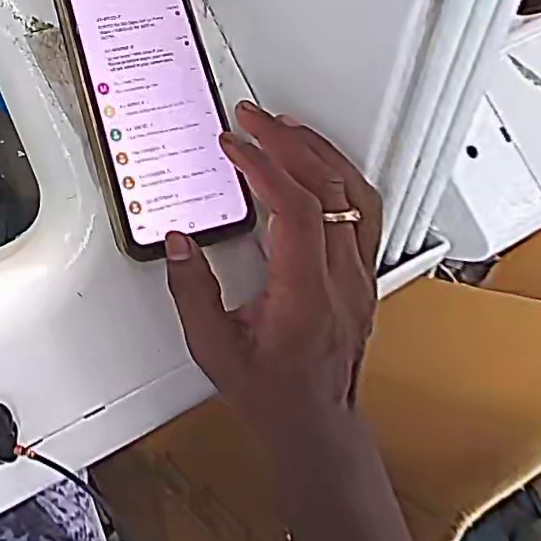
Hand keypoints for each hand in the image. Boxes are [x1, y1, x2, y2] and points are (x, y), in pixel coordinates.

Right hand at [163, 101, 383, 445]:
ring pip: (352, 194)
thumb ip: (191, 290)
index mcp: (306, 295)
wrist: (313, 422)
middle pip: (326, 189)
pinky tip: (315, 160)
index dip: (264, 166)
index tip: (235, 144)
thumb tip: (179, 242)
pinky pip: (361, 208)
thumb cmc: (270, 392)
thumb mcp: (212, 346)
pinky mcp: (359, 272)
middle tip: (251, 118)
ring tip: (283, 126)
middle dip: (286, 142)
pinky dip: (336, 172)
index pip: (296, 209)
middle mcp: (341, 280)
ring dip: (316, 151)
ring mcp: (357, 274)